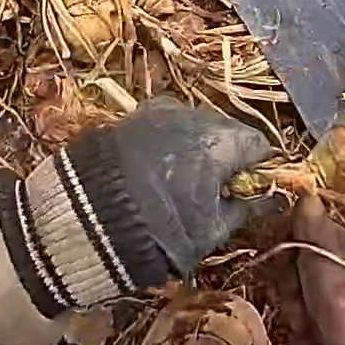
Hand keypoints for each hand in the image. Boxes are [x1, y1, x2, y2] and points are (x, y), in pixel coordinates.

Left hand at [2, 99, 271, 314]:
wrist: (78, 222)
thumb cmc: (156, 233)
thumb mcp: (209, 232)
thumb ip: (244, 209)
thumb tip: (266, 199)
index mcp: (220, 142)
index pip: (259, 144)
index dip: (259, 167)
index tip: (251, 187)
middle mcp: (195, 116)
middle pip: (229, 130)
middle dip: (229, 155)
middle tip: (218, 187)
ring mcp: (161, 110)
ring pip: (198, 124)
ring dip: (200, 147)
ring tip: (184, 180)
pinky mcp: (135, 114)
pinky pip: (169, 123)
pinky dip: (173, 142)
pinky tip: (159, 168)